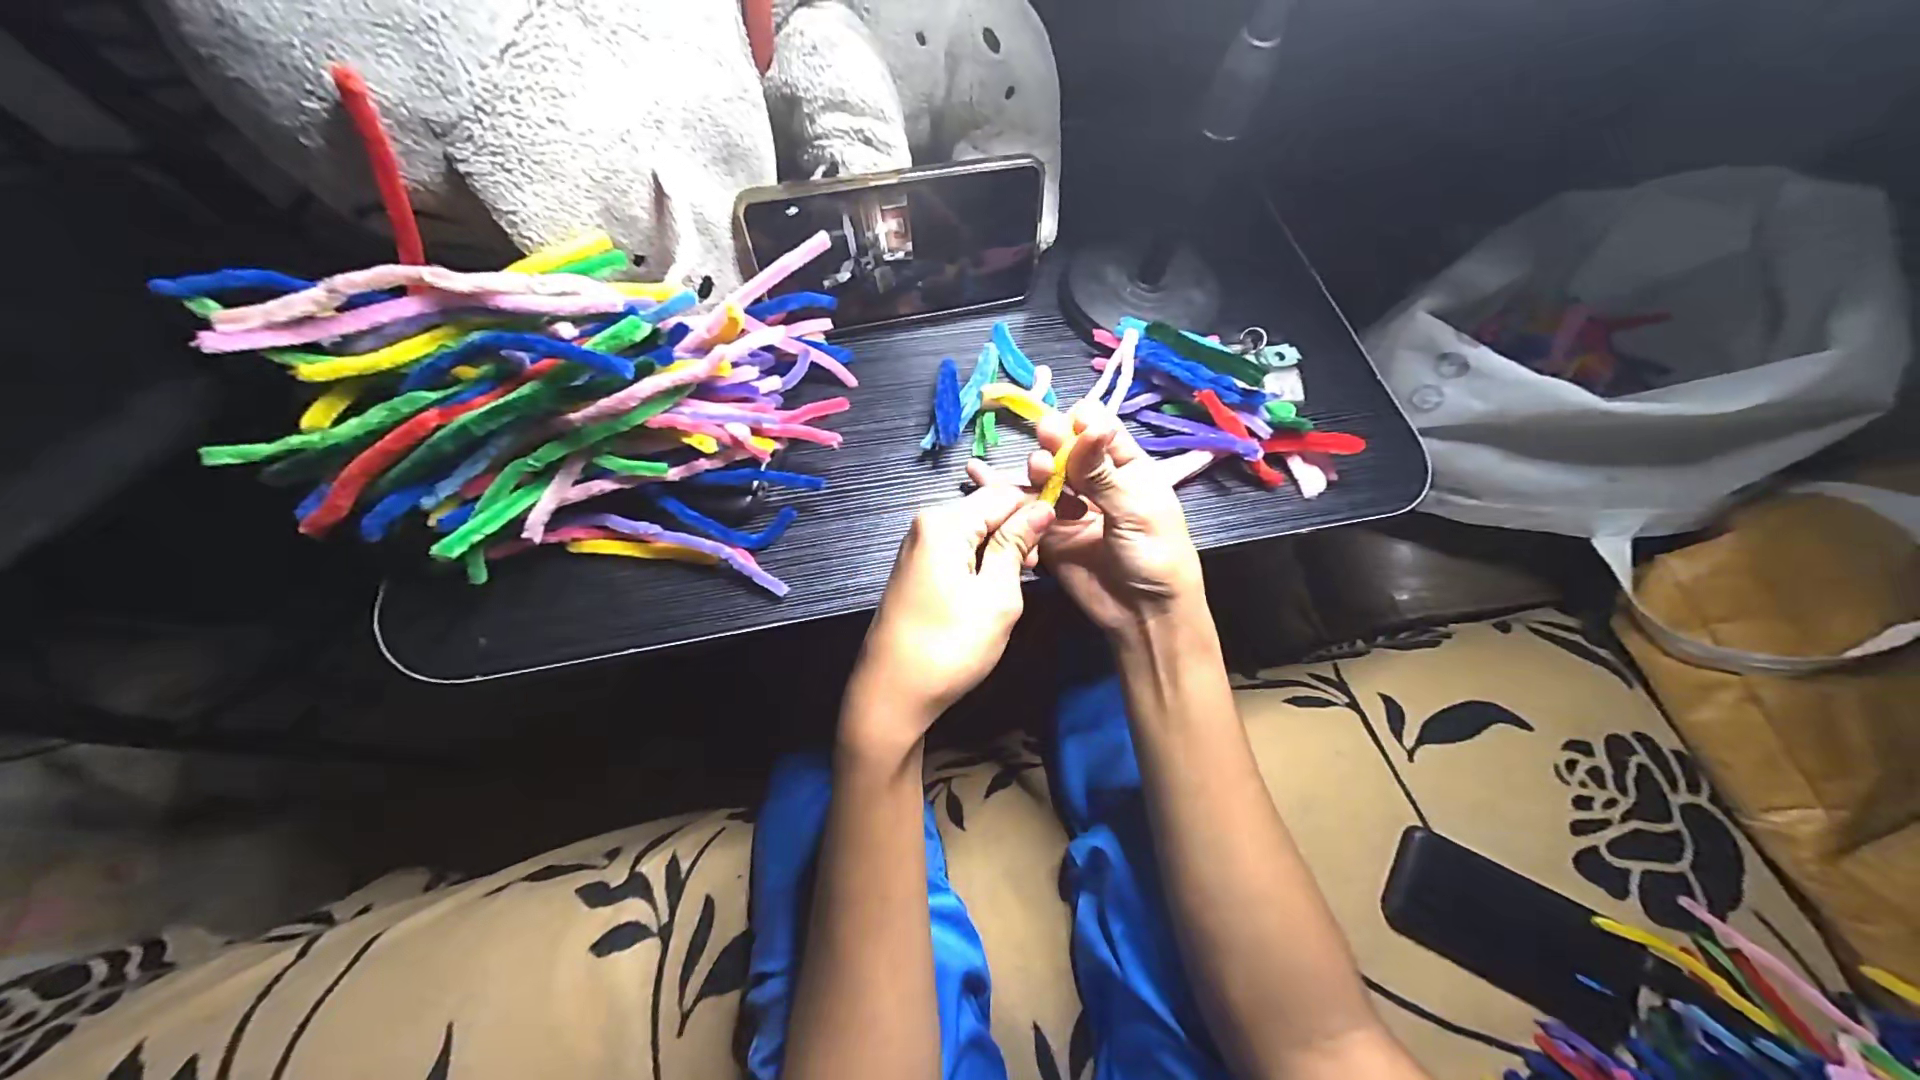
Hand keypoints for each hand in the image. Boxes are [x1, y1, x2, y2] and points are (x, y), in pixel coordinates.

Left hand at [842, 486, 1054, 753]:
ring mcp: (919, 546)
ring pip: (974, 529)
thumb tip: (1041, 508)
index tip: (1065, 529)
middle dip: (1019, 529)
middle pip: (987, 508)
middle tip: (1038, 568)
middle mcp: (927, 524)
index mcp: (945, 522)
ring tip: (1022, 579)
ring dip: (1002, 547)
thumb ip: (1016, 546)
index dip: (1038, 508)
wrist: (892, 693)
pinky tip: (996, 584)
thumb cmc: (950, 647)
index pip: (1004, 494)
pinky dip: (982, 559)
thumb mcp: (996, 597)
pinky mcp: (917, 567)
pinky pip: (959, 548)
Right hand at [971, 403, 1203, 636]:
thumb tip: (1086, 420)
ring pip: (1046, 477)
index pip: (1102, 433)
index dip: (1084, 423)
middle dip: (1056, 443)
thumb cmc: (1156, 556)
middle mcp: (1096, 483)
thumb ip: (1102, 472)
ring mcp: (1070, 508)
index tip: (1068, 420)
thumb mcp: (1136, 509)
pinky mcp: (1048, 532)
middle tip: (1047, 441)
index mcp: (1128, 470)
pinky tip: (978, 471)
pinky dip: (1002, 491)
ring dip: (1038, 468)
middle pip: (1068, 451)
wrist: (1143, 615)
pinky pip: (1025, 508)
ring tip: (1037, 470)